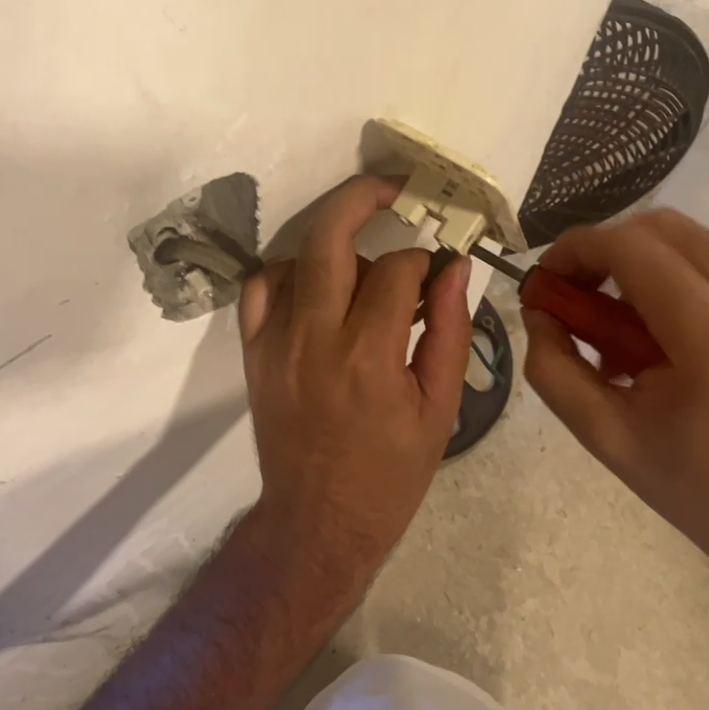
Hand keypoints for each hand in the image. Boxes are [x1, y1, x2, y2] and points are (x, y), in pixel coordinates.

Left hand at [237, 175, 472, 581]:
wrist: (318, 520)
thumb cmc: (390, 472)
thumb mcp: (439, 407)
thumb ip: (447, 329)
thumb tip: (455, 266)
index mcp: (369, 354)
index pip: (398, 268)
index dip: (425, 259)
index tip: (438, 268)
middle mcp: (315, 335)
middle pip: (330, 234)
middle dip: (367, 196)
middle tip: (397, 189)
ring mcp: (275, 341)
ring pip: (296, 255)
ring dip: (334, 245)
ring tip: (363, 267)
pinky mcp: (252, 352)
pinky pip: (260, 287)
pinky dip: (289, 273)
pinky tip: (316, 288)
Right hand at [521, 210, 708, 605]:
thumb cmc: (702, 493)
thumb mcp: (607, 436)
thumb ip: (554, 367)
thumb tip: (538, 311)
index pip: (629, 247)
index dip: (575, 249)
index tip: (544, 278)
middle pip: (663, 228)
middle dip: (606, 250)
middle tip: (575, 296)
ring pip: (694, 246)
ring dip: (642, 268)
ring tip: (620, 332)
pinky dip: (679, 285)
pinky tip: (666, 342)